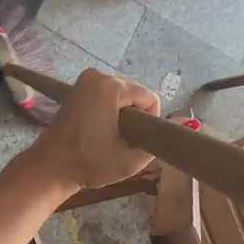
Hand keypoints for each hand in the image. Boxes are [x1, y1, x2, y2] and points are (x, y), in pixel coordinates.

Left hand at [20, 69, 158, 192]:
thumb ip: (162, 137)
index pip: (149, 98)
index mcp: (111, 87)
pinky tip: (99, 131)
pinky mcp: (77, 89)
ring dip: (122, 115)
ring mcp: (84, 80)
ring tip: (108, 137)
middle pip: (135, 94)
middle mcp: (97, 75)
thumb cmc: (91, 164)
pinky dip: (109, 111)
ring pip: (122, 96)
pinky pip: (107, 96)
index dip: (149, 121)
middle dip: (134, 116)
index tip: (134, 140)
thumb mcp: (132, 157)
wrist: (51, 167)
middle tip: (119, 141)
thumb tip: (192, 122)